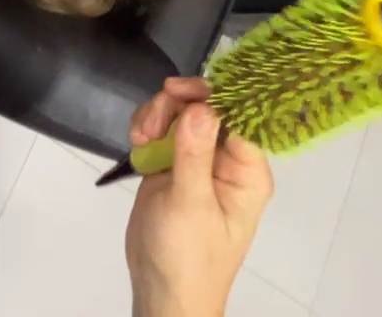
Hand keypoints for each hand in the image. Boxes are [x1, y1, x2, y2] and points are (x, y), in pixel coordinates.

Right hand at [124, 78, 273, 316]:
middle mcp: (225, 160)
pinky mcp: (170, 163)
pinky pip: (160, 126)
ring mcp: (196, 159)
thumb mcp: (190, 205)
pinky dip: (145, 126)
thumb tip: (201, 106)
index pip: (236, 116)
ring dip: (155, 115)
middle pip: (202, 106)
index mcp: (245, 172)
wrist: (160, 290)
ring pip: (178, 111)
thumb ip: (194, 154)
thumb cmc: (187, 255)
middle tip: (149, 125)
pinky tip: (136, 143)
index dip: (208, 96)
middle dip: (173, 106)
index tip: (174, 90)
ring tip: (139, 138)